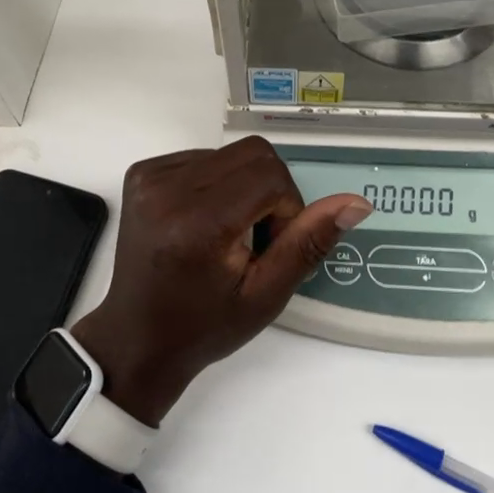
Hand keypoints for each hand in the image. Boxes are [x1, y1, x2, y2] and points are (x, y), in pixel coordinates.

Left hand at [71, 136, 371, 426]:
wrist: (138, 338)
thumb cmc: (204, 326)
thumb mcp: (266, 295)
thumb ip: (308, 243)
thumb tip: (356, 202)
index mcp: (197, 222)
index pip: (270, 173)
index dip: (285, 208)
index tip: (267, 247)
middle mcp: (167, 189)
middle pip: (252, 154)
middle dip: (268, 193)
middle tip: (252, 241)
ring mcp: (150, 176)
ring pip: (229, 154)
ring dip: (241, 187)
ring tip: (224, 236)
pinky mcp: (141, 172)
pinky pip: (201, 157)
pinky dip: (215, 184)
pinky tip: (203, 223)